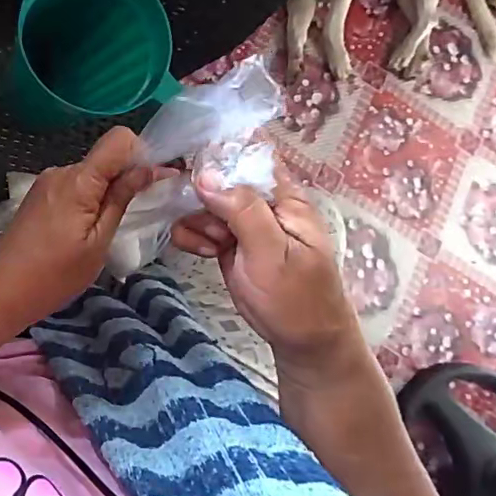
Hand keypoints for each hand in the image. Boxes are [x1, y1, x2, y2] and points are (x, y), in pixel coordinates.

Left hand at [0, 126, 157, 326]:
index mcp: (79, 179)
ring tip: (105, 231)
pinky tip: (83, 232)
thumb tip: (149, 169)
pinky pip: (74, 187)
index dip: (142, 154)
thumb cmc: (54, 274)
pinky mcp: (39, 196)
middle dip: (125, 178)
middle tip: (137, 214)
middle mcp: (61, 171)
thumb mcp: (98, 242)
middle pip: (105, 158)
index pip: (119, 139)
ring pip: (90, 175)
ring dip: (105, 193)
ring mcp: (47, 183)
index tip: (153, 182)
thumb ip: (121, 200)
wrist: (0, 290)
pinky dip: (88, 201)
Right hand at [170, 166, 365, 380]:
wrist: (302, 343)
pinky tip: (200, 252)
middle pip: (221, 180)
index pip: (252, 157)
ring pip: (206, 205)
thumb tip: (206, 175)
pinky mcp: (230, 244)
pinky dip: (193, 237)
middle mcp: (264, 205)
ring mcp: (245, 225)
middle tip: (206, 224)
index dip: (223, 152)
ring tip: (207, 247)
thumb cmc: (296, 297)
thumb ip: (242, 210)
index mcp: (284, 198)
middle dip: (203, 197)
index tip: (193, 160)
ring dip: (196, 221)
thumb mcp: (271, 252)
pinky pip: (202, 228)